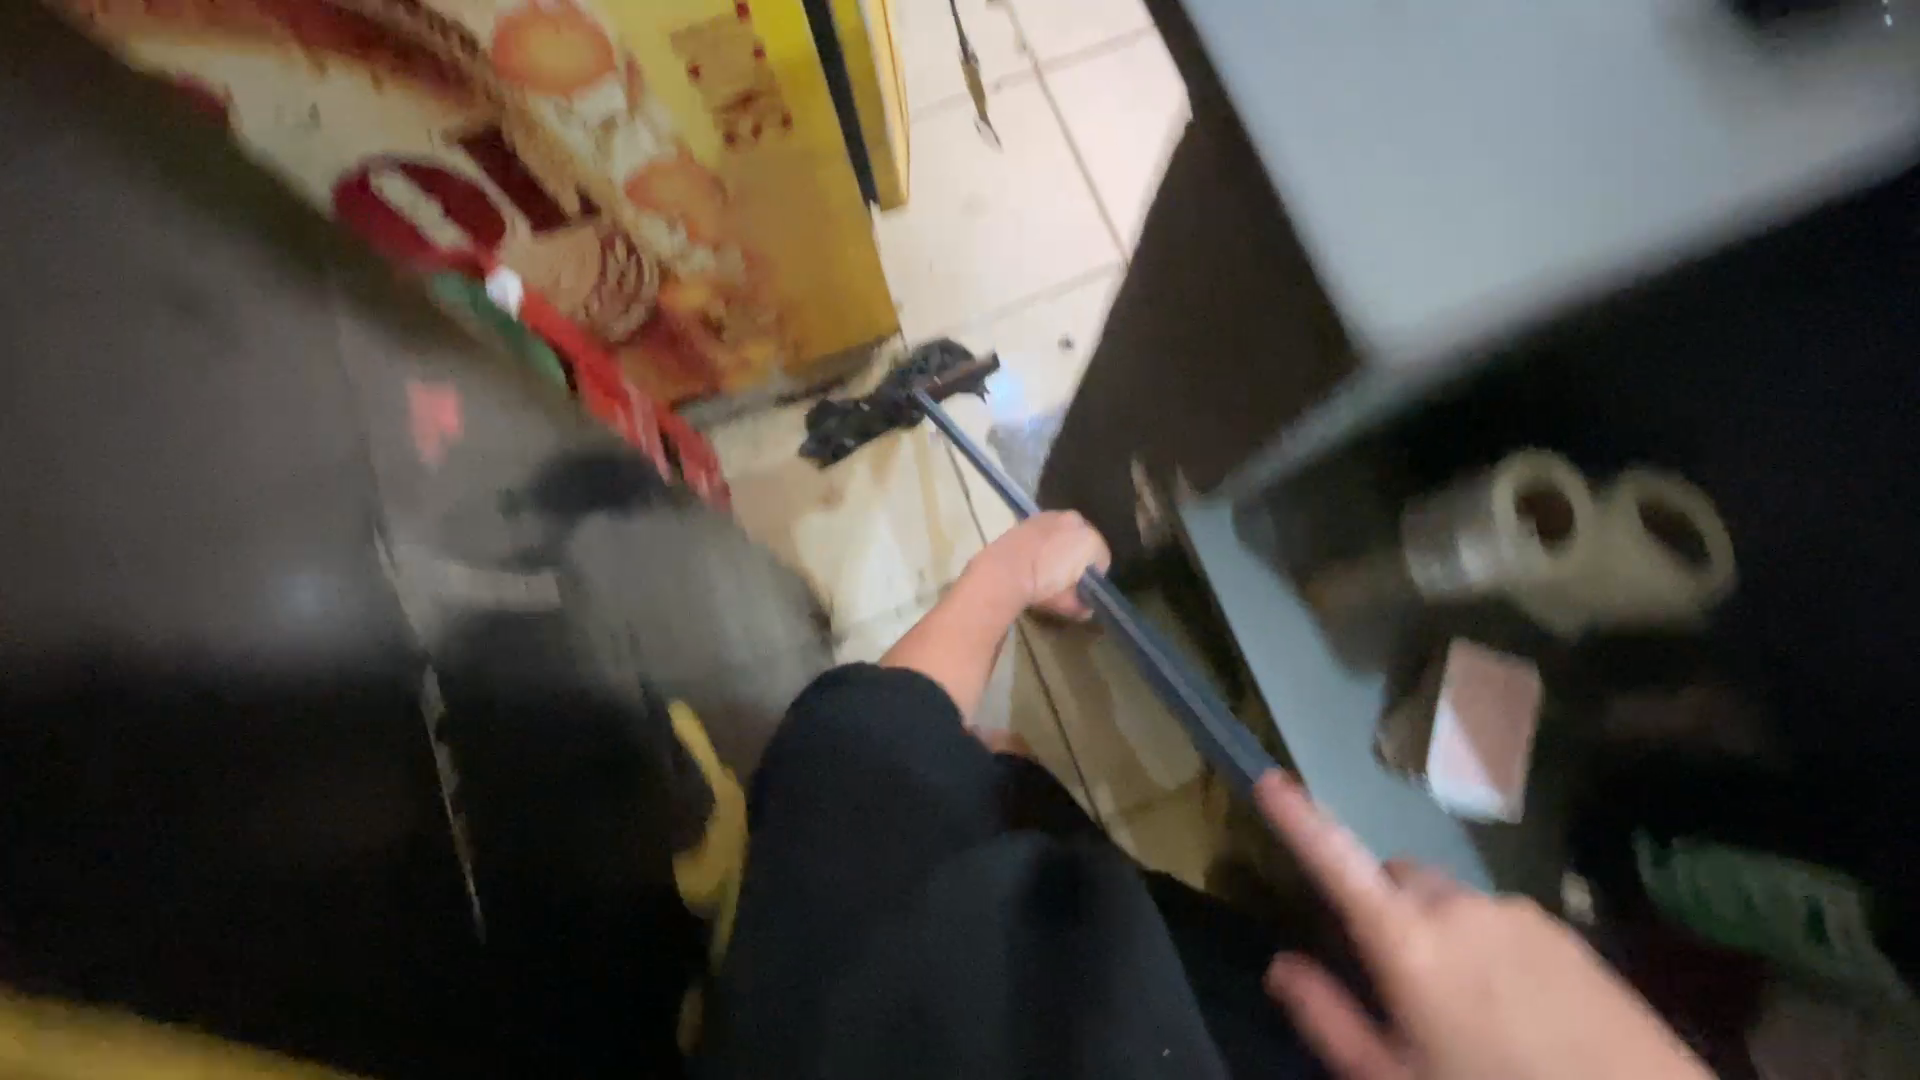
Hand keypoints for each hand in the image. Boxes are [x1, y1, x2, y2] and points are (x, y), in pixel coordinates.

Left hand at [963, 511, 1110, 619]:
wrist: (1004, 570)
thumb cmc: (1042, 586)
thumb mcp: (1067, 604)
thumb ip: (1082, 606)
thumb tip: (1086, 610)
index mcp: (1091, 540)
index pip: (1102, 560)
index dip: (1093, 576)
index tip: (1082, 588)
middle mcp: (1076, 521)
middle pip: (1084, 541)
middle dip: (1078, 557)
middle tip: (1064, 576)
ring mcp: (1052, 515)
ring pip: (1065, 532)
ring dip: (1061, 545)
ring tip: (1047, 565)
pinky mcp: (1031, 517)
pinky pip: (1046, 529)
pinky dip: (1044, 539)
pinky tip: (1033, 555)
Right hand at [1253, 772, 1711, 1079]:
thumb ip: (1330, 1019)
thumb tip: (1280, 967)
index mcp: (1408, 944)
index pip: (1337, 861)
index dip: (1299, 818)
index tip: (1269, 779)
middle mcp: (1457, 908)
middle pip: (1394, 879)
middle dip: (1383, 908)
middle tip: (1396, 979)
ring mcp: (1515, 914)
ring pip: (1447, 901)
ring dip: (1438, 931)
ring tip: (1469, 1009)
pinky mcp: (1564, 932)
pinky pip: (1497, 920)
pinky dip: (1486, 945)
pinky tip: (1519, 1011)